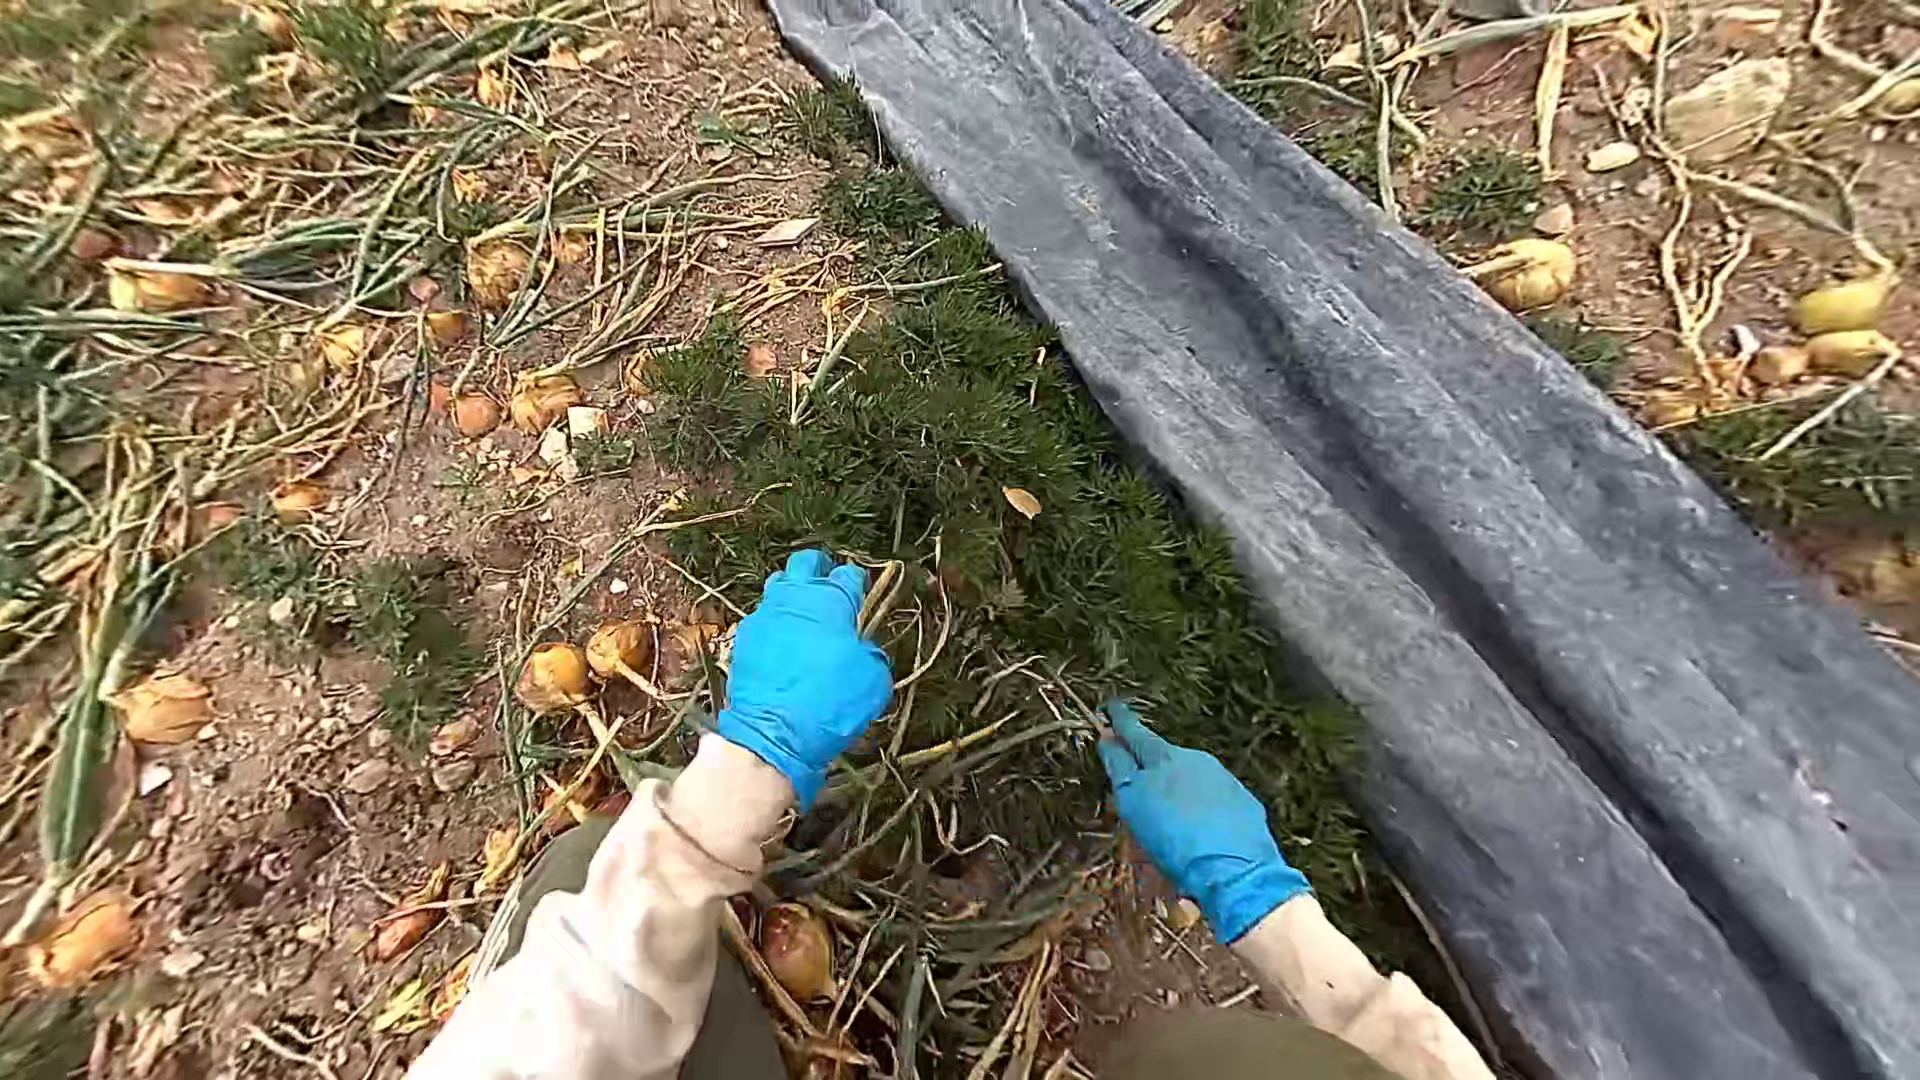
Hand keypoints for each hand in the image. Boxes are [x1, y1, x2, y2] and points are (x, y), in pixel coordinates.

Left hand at [716, 550, 893, 809]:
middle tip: (830, 587)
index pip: (848, 574)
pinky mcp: (744, 637)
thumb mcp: (872, 679)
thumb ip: (869, 652)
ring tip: (805, 613)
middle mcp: (795, 598)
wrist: (772, 735)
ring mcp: (765, 615)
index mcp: (831, 600)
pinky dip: (776, 622)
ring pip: (779, 584)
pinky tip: (784, 642)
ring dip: (794, 592)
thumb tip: (860, 646)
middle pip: (806, 563)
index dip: (857, 582)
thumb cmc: (830, 703)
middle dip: (820, 569)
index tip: (861, 595)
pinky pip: (764, 617)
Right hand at [1096, 700, 1309, 943]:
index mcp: (1161, 755)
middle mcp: (1193, 757)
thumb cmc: (1172, 838)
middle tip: (1138, 790)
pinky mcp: (1244, 801)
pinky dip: (1202, 808)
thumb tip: (1107, 737)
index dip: (1118, 719)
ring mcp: (1222, 777)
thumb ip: (1118, 766)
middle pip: (1161, 756)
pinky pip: (1214, 797)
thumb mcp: (1132, 803)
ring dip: (1176, 791)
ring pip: (1188, 777)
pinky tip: (1200, 832)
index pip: (1133, 730)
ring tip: (1172, 824)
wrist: (1237, 873)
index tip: (1110, 708)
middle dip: (1148, 766)